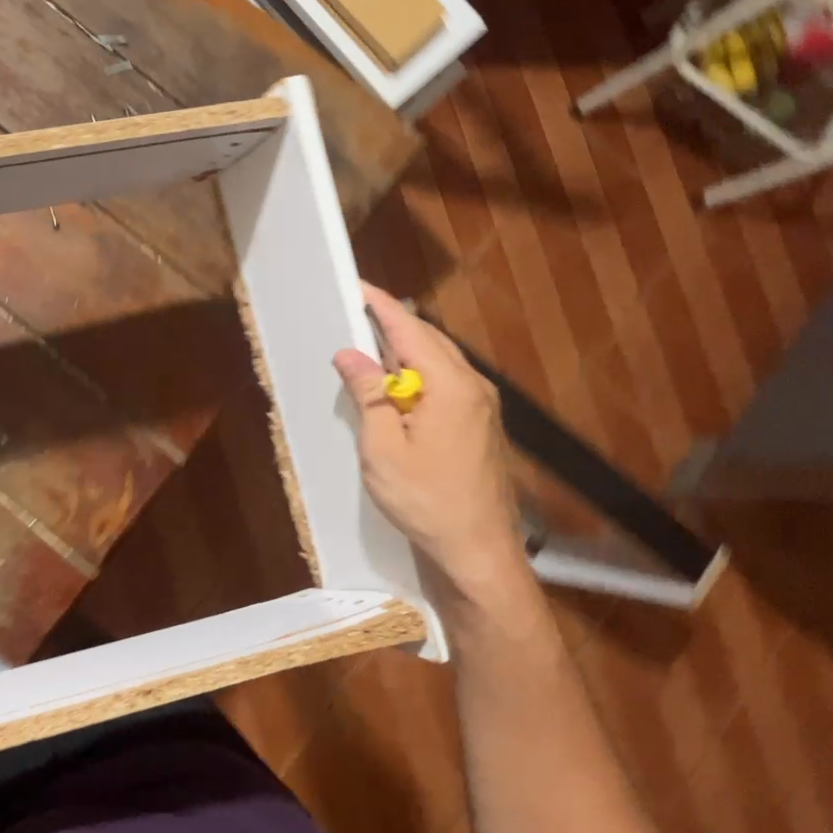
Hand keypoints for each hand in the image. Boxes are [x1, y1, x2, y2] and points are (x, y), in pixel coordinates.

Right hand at [333, 284, 526, 607]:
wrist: (478, 548)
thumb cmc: (425, 499)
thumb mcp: (383, 448)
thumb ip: (369, 395)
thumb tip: (351, 354)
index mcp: (451, 387)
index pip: (410, 330)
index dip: (380, 306)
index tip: (355, 285)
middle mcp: (473, 387)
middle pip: (428, 340)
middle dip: (391, 325)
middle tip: (353, 314)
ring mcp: (482, 406)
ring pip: (439, 362)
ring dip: (403, 352)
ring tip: (366, 347)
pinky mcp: (480, 425)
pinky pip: (445, 383)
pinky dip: (416, 374)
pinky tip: (394, 387)